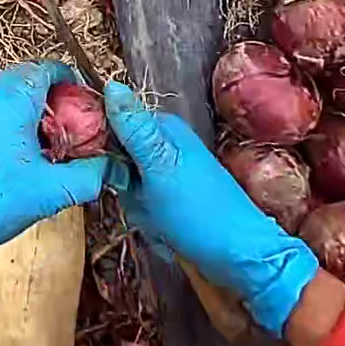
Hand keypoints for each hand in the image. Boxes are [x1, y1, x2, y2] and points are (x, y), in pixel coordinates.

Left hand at [0, 61, 108, 297]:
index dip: (68, 81)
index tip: (78, 102)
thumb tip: (112, 167)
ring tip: (30, 144)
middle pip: (24, 80)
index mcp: (12, 101)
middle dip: (45, 98)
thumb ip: (89, 176)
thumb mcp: (49, 192)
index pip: (47, 68)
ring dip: (18, 110)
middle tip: (59, 127)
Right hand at [103, 82, 317, 334]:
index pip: (113, 121)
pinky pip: (139, 206)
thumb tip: (111, 84)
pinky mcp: (169, 201)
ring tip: (155, 217)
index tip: (104, 168)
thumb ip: (134, 128)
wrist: (242, 261)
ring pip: (124, 186)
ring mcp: (167, 175)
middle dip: (120, 184)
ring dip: (134, 207)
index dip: (102, 146)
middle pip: (115, 157)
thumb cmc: (201, 212)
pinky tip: (161, 231)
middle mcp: (164, 146)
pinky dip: (146, 221)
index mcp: (164, 128)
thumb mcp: (160, 167)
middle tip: (140, 198)